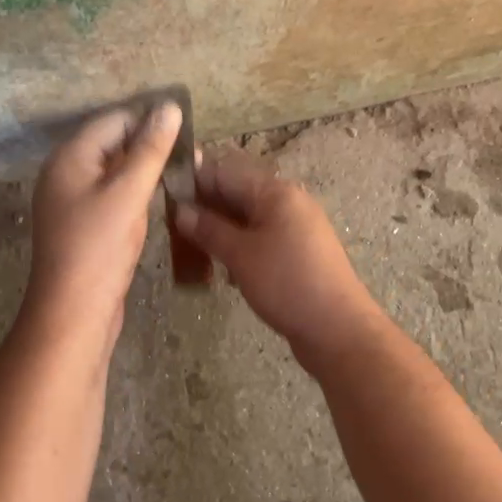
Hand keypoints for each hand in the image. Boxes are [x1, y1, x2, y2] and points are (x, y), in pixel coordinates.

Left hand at [26, 101, 182, 333]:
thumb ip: (150, 150)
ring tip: (184, 173)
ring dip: (145, 170)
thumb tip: (170, 107)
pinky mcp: (84, 226)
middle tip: (192, 154)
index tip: (188, 131)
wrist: (73, 316)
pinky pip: (112, 195)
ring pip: (115, 171)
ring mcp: (72, 201)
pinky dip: (136, 193)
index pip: (114, 121)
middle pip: (112, 143)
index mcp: (69, 158)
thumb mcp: (129, 194)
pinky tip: (161, 199)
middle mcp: (65, 173)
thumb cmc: (98, 249)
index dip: (149, 121)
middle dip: (149, 145)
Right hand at [171, 157, 384, 360]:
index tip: (163, 193)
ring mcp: (294, 228)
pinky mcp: (296, 253)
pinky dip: (238, 247)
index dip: (193, 180)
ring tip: (189, 250)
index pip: (225, 171)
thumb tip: (181, 209)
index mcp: (275, 191)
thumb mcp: (240, 255)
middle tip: (170, 227)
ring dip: (219, 231)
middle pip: (236, 194)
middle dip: (204, 208)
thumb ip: (208, 228)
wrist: (338, 330)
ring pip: (246, 219)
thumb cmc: (287, 284)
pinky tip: (220, 269)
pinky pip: (259, 238)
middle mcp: (287, 202)